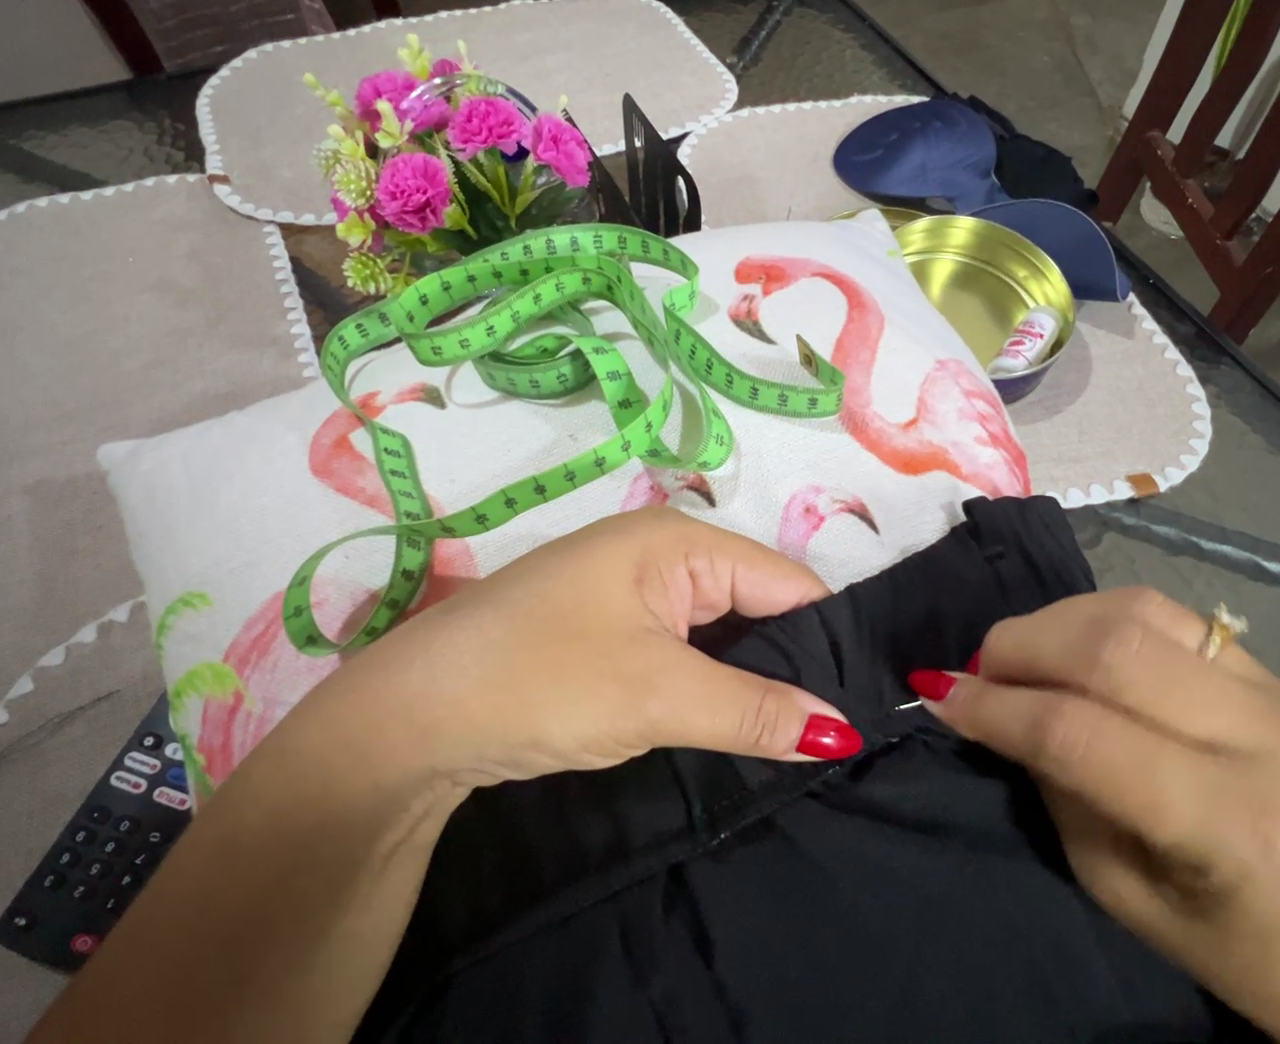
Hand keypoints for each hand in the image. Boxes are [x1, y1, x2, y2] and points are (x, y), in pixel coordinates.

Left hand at [322, 507, 863, 789]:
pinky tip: (736, 727)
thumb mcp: (658, 695)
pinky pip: (685, 652)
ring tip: (800, 739)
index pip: (787, 582)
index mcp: (678, 541)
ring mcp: (629, 593)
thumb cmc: (542, 682)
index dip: (829, 642)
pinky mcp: (609, 632)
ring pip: (720, 633)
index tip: (867, 707)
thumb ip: (756, 710)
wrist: (412, 719)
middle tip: (837, 735)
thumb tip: (841, 730)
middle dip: (792, 666)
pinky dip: (711, 686)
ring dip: (751, 682)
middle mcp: (659, 553)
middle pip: (756, 605)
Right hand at [910, 588, 1279, 1043]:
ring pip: (1142, 611)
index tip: (939, 695)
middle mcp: (1269, 740)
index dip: (996, 708)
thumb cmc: (1235, 949)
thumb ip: (1059, 788)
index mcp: (1234, 825)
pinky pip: (1174, 615)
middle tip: (975, 670)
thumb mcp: (1121, 892)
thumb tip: (996, 709)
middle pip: (1113, 648)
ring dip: (1057, 621)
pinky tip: (1074, 646)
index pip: (1080, 733)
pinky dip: (1102, 618)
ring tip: (1018, 654)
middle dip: (1020, 647)